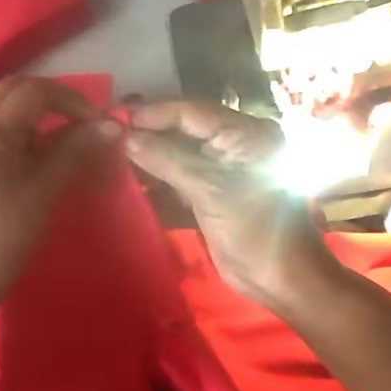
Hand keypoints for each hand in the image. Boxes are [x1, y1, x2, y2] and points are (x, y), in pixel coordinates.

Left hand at [0, 78, 121, 306]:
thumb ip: (77, 151)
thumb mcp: (46, 191)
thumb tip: (113, 125)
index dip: (71, 99)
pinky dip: (23, 124)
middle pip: (15, 89)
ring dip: (38, 110)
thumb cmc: (8, 237)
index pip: (32, 92)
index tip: (98, 122)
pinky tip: (42, 147)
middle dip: (54, 97)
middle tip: (85, 120)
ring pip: (4, 104)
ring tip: (69, 133)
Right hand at [123, 101, 329, 307]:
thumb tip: (125, 137)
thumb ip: (165, 159)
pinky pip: (182, 174)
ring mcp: (225, 168)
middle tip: (108, 132)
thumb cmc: (253, 229)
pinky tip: (132, 177)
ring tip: (113, 152)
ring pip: (180, 151)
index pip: (190, 111)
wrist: (282, 279)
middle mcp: (236, 142)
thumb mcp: (208, 190)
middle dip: (148, 131)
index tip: (113, 116)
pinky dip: (159, 176)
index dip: (151, 112)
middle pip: (183, 128)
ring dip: (150, 154)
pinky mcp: (215, 191)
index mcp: (246, 132)